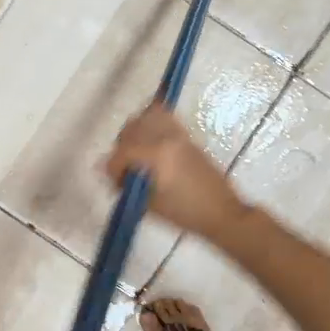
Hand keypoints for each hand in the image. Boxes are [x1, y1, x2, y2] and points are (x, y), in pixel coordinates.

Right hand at [105, 104, 250, 238]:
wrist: (222, 212)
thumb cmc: (186, 214)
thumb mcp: (151, 205)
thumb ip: (126, 185)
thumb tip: (106, 172)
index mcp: (158, 155)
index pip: (123, 151)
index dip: (113, 166)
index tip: (115, 182)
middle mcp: (167, 138)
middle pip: (133, 128)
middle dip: (122, 146)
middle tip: (124, 168)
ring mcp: (180, 135)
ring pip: (148, 116)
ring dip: (136, 131)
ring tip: (136, 152)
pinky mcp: (189, 138)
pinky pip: (167, 118)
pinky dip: (154, 122)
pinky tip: (151, 141)